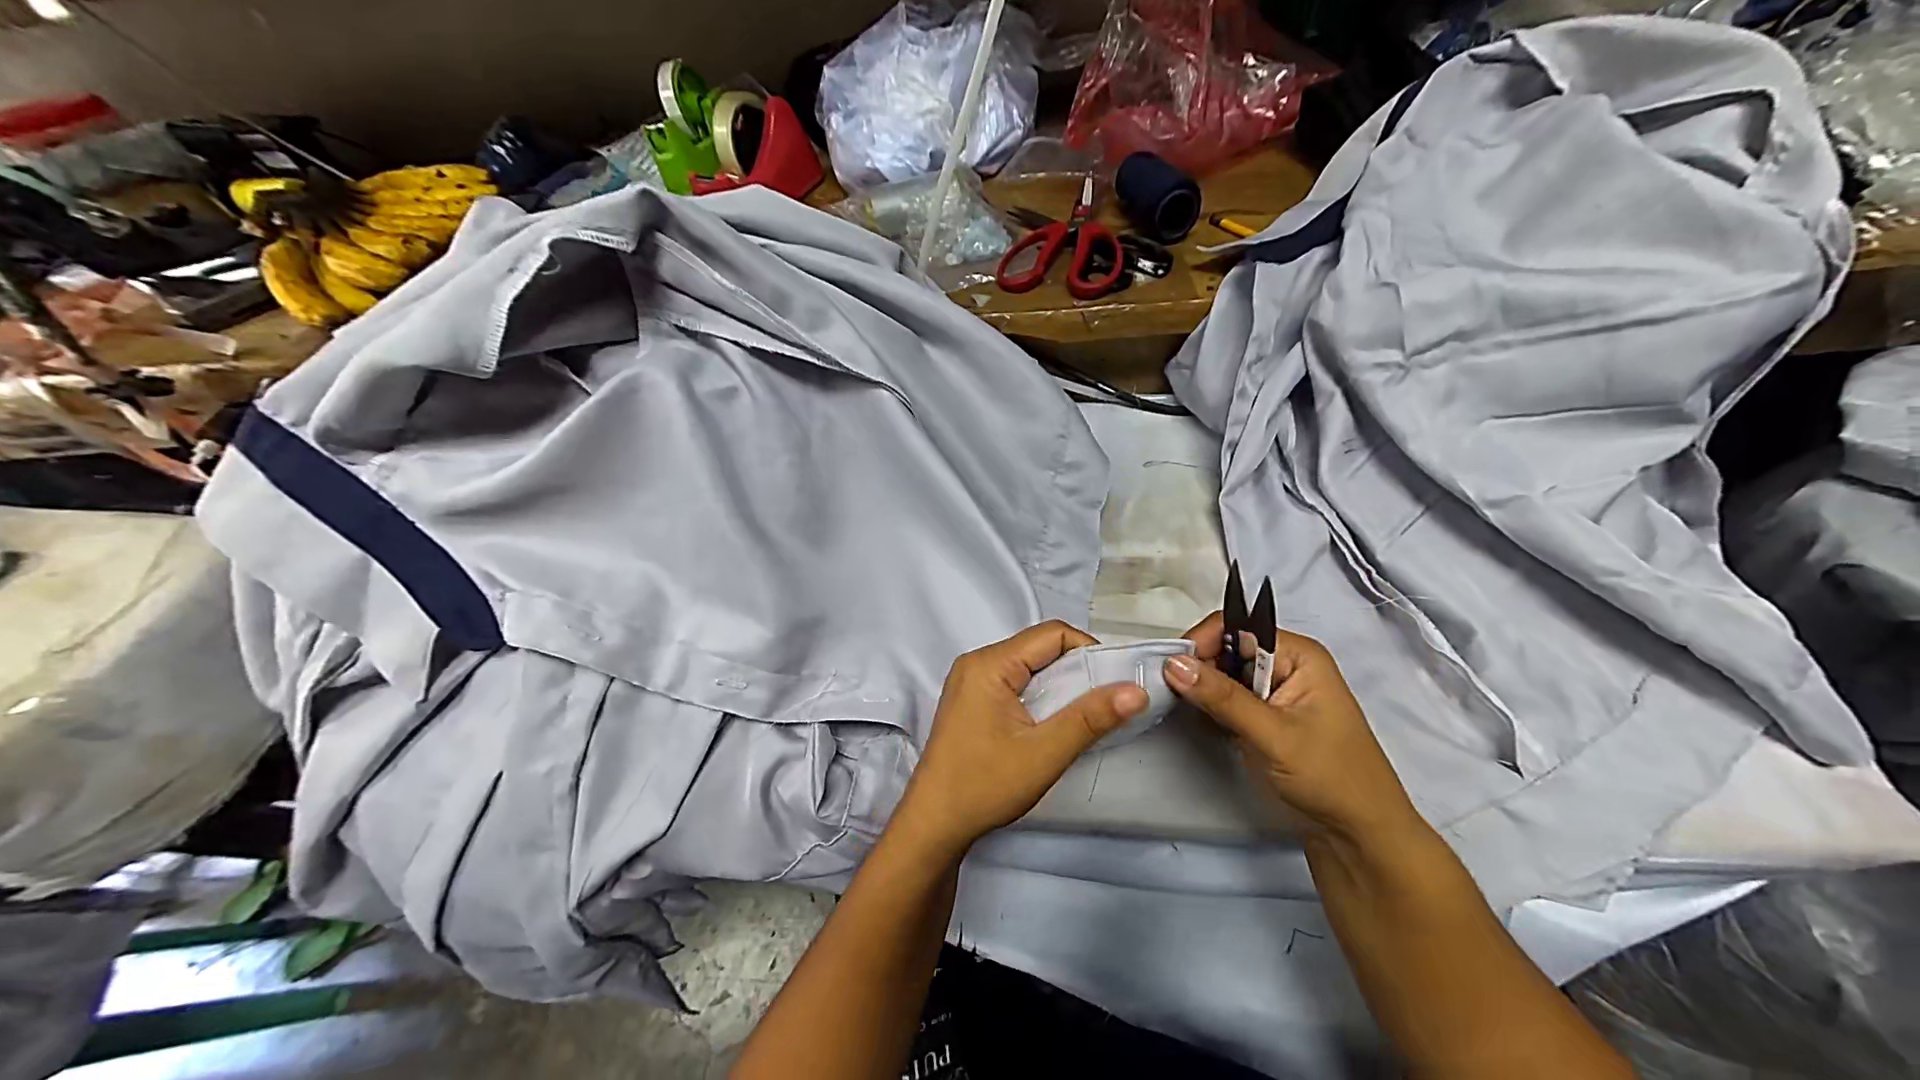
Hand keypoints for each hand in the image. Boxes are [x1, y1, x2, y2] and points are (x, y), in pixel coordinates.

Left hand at [890, 621, 1147, 859]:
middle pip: (1040, 647)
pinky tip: (1057, 721)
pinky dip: (1042, 695)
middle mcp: (977, 663)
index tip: (1116, 680)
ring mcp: (971, 681)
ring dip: (1061, 684)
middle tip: (1108, 700)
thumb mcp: (1045, 752)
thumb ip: (1091, 717)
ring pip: (1030, 666)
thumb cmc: (984, 786)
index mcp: (989, 664)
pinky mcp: (972, 701)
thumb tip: (1136, 690)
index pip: (1052, 635)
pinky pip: (1016, 683)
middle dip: (1078, 669)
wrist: (934, 824)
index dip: (1090, 651)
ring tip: (1087, 713)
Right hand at [1170, 612, 1426, 846]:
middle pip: (1225, 648)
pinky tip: (1202, 722)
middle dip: (1197, 666)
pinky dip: (1208, 708)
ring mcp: (1273, 692)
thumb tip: (1175, 664)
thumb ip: (1223, 698)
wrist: (1359, 834)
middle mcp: (1285, 665)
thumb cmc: (1333, 779)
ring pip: (1221, 674)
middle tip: (1170, 691)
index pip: (1236, 628)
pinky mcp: (1262, 716)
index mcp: (1299, 655)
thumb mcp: (1274, 736)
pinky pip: (1225, 698)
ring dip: (1201, 689)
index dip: (1201, 642)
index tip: (1170, 668)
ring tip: (1183, 707)